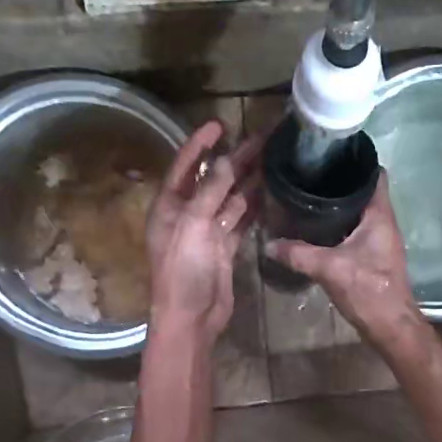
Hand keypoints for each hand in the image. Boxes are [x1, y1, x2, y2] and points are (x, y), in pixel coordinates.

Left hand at [147, 121, 260, 344]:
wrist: (190, 318)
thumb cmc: (182, 271)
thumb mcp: (192, 226)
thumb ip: (210, 192)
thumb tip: (227, 159)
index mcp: (170, 205)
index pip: (185, 165)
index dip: (200, 143)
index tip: (220, 123)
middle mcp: (187, 214)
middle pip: (213, 180)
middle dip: (235, 159)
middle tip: (262, 138)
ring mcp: (207, 232)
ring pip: (230, 199)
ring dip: (248, 180)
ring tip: (272, 159)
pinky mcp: (224, 248)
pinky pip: (240, 220)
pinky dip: (253, 207)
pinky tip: (270, 191)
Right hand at [267, 174, 423, 348]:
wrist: (391, 327)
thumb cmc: (368, 291)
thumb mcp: (329, 269)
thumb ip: (298, 254)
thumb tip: (268, 243)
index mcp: (379, 215)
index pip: (374, 174)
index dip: (356, 160)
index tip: (329, 154)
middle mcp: (383, 222)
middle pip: (363, 191)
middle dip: (339, 182)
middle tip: (309, 175)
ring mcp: (380, 240)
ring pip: (359, 211)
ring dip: (339, 204)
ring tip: (309, 197)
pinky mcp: (373, 256)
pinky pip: (355, 230)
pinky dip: (339, 225)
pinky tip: (317, 229)